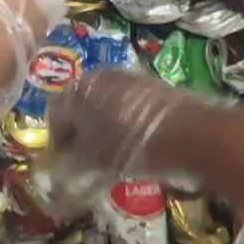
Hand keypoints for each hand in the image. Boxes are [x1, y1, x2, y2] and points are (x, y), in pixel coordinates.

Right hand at [49, 69, 202, 176]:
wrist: (189, 134)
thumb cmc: (132, 147)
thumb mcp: (95, 160)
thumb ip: (70, 162)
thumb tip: (58, 167)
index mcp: (76, 92)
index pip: (54, 115)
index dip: (56, 141)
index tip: (62, 160)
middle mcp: (96, 76)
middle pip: (77, 104)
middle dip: (77, 129)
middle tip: (84, 154)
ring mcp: (125, 76)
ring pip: (101, 100)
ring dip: (99, 122)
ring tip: (109, 148)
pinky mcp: (148, 81)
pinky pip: (124, 100)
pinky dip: (120, 116)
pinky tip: (132, 137)